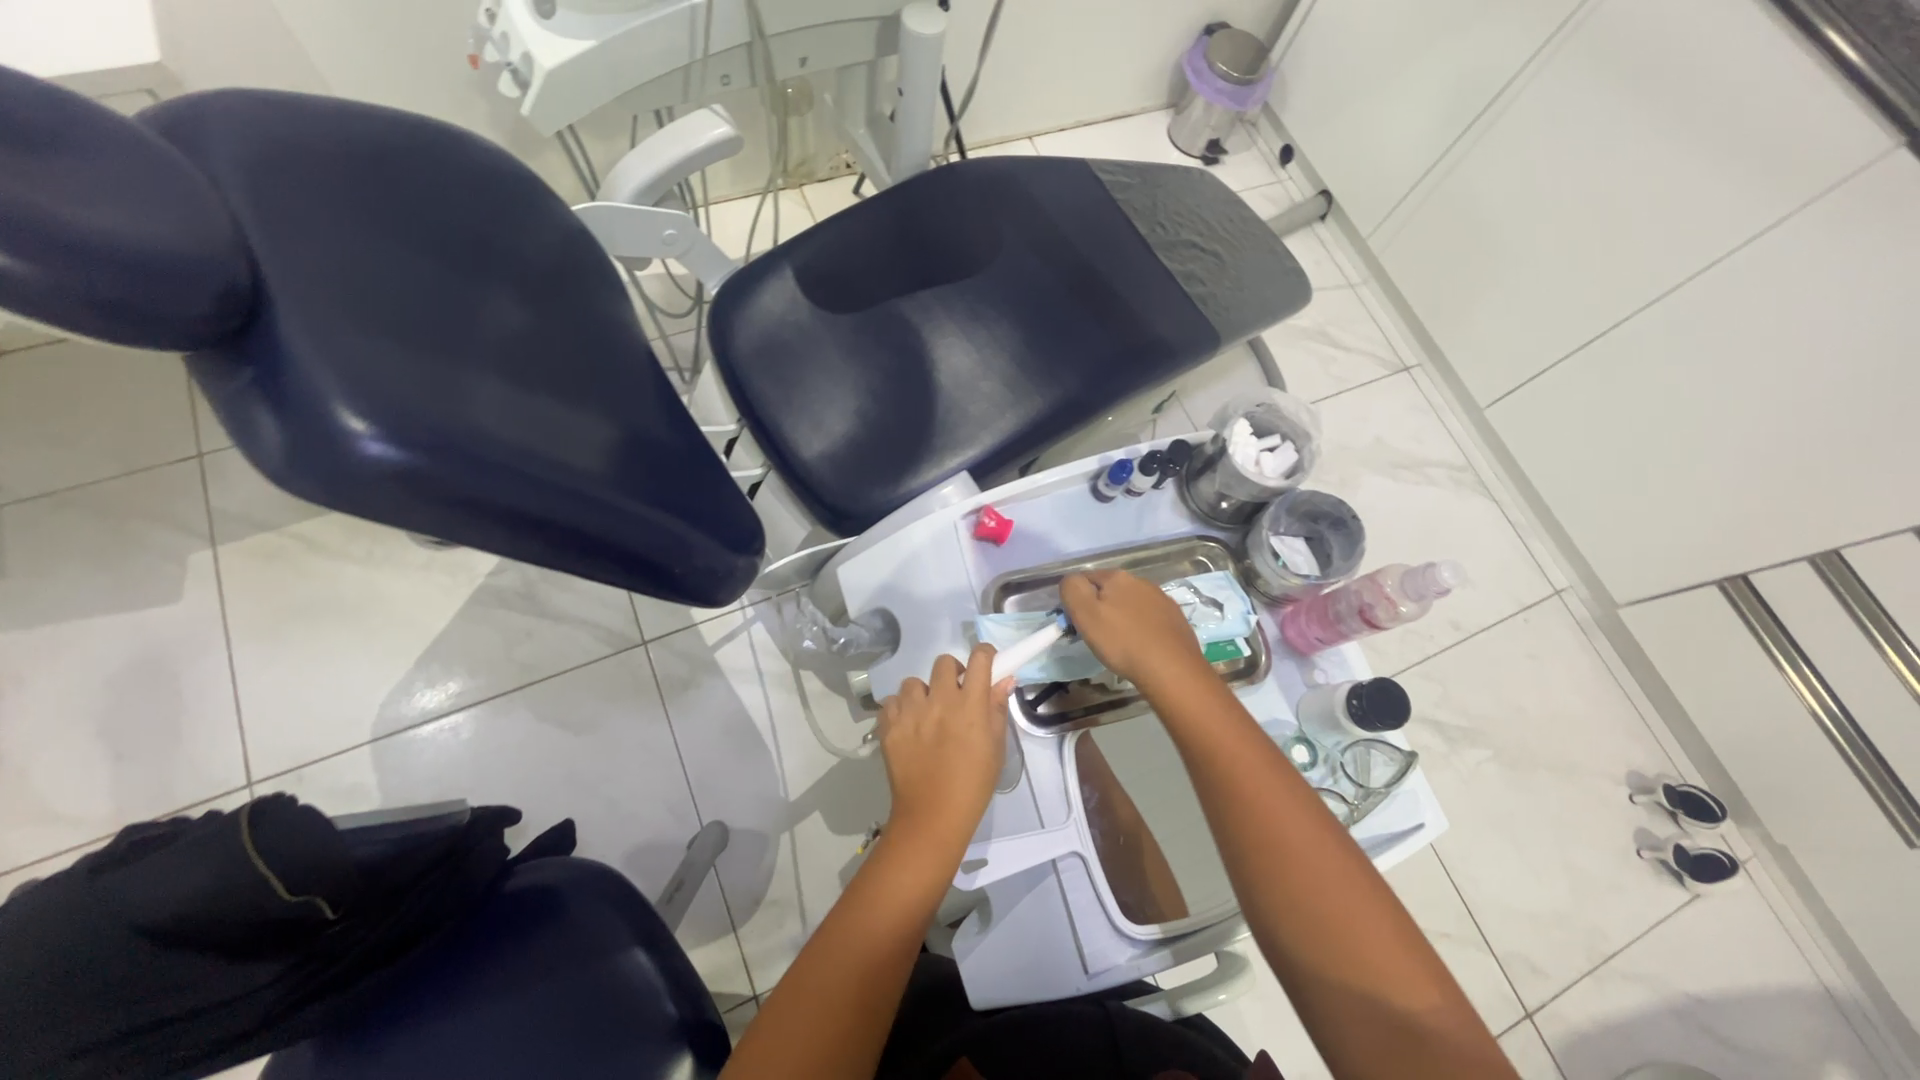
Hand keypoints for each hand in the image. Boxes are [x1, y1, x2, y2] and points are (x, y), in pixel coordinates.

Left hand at [877, 645, 1013, 852]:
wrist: (933, 815)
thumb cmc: (973, 784)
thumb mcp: (995, 747)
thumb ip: (997, 709)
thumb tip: (1005, 680)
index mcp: (970, 705)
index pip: (979, 659)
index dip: (984, 655)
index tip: (985, 663)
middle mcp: (939, 701)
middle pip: (944, 662)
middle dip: (952, 673)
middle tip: (955, 694)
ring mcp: (910, 712)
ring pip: (914, 682)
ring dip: (923, 693)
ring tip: (926, 714)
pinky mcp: (888, 726)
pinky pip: (891, 702)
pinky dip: (899, 710)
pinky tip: (908, 727)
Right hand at [1060, 570, 1209, 690]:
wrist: (1171, 668)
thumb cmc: (1121, 641)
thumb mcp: (1084, 614)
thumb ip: (1072, 589)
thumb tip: (1071, 581)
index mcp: (1117, 577)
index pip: (1085, 578)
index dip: (1077, 600)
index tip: (1077, 623)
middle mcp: (1141, 581)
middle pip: (1109, 590)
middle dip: (1100, 608)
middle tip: (1097, 635)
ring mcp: (1161, 599)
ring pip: (1131, 604)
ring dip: (1122, 617)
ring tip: (1120, 643)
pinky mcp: (1175, 618)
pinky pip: (1149, 618)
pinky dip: (1141, 628)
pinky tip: (1142, 645)